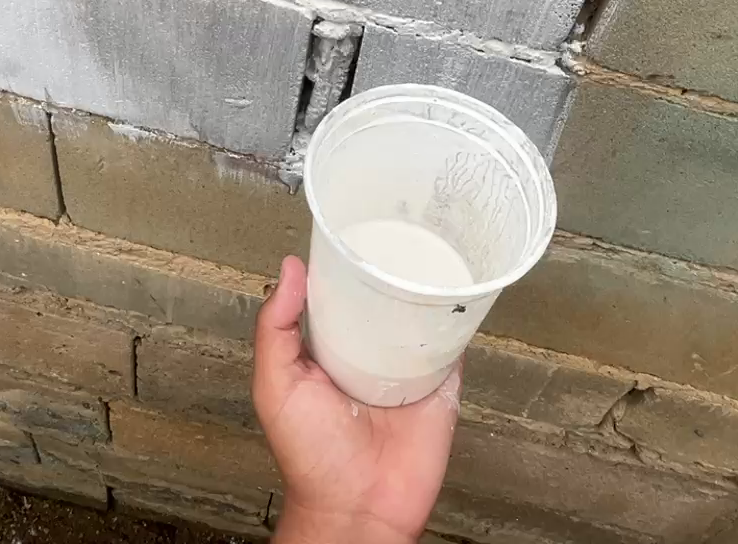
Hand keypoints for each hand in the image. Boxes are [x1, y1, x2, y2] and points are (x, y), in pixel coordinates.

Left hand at [251, 256, 459, 543]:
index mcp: (332, 346)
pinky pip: (454, 343)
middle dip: (393, 266)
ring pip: (422, 313)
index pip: (341, 292)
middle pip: (386, 296)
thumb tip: (289, 270)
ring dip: (429, 287)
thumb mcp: (277, 387)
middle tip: (402, 228)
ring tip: (438, 247)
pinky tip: (461, 292)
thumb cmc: (312, 459)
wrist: (361, 509)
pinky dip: (459, 319)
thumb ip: (276, 330)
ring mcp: (408, 365)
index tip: (354, 228)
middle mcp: (371, 350)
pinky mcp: (441, 382)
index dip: (346, 263)